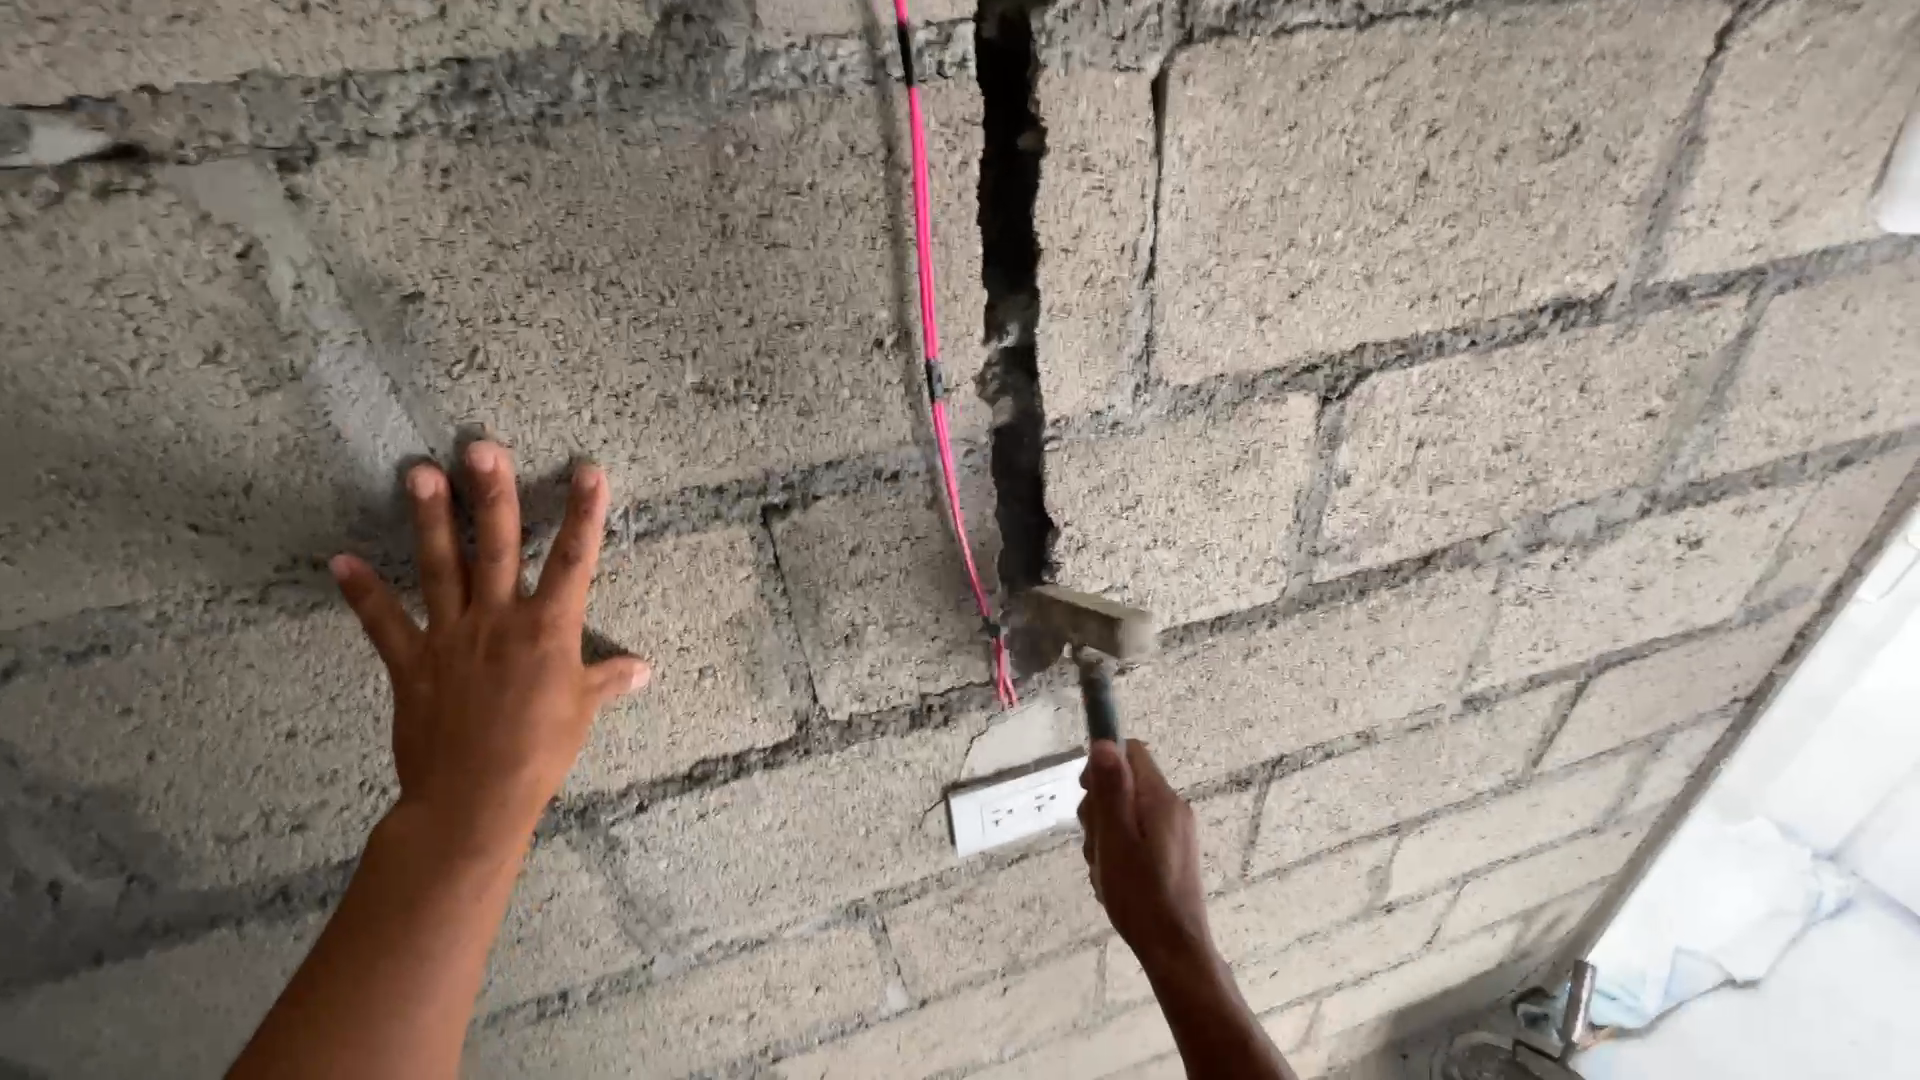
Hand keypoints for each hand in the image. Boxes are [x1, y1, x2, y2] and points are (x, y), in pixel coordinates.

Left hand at [327, 441, 650, 857]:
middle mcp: (500, 620)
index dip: (585, 513)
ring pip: (442, 567)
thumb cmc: (541, 751)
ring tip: (420, 472)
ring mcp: (452, 637)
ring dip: (432, 519)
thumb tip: (643, 670)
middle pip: (499, 547)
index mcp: (550, 629)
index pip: (575, 560)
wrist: (475, 797)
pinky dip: (362, 592)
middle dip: (494, 495)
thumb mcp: (583, 710)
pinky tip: (339, 560)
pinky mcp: (413, 662)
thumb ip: (609, 680)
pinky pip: (384, 622)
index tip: (590, 471)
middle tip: (482, 448)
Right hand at [1079, 739, 1215, 972]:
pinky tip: (1114, 878)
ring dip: (1105, 834)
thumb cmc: (1140, 895)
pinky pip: (1135, 835)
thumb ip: (1110, 789)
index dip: (1102, 764)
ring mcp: (1174, 832)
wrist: (1174, 951)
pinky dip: (1118, 850)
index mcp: (1160, 799)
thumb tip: (1103, 742)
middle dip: (1099, 808)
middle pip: (1125, 783)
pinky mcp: (1171, 853)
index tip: (1087, 794)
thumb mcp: (1116, 839)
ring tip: (1104, 868)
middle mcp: (1172, 808)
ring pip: (1126, 812)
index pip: (1131, 752)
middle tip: (1095, 843)